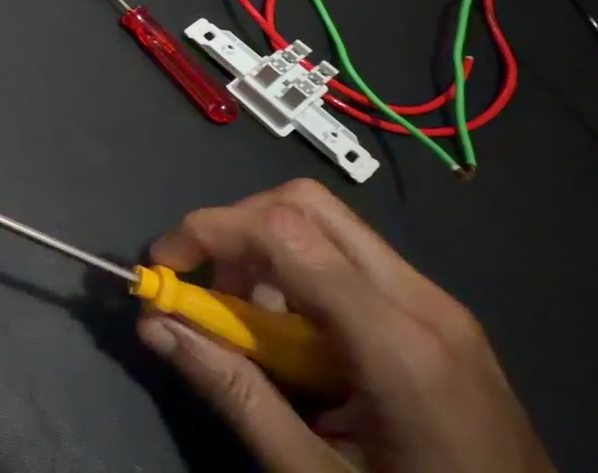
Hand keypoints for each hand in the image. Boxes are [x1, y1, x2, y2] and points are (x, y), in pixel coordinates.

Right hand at [136, 179, 553, 472]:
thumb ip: (234, 393)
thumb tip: (156, 327)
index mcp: (397, 344)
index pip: (284, 232)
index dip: (206, 231)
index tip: (162, 270)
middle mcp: (423, 301)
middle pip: (305, 204)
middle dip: (234, 227)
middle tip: (204, 287)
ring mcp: (440, 304)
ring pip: (328, 223)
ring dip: (266, 249)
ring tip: (247, 321)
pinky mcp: (442, 315)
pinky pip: (353, 258)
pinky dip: (300, 272)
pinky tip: (296, 337)